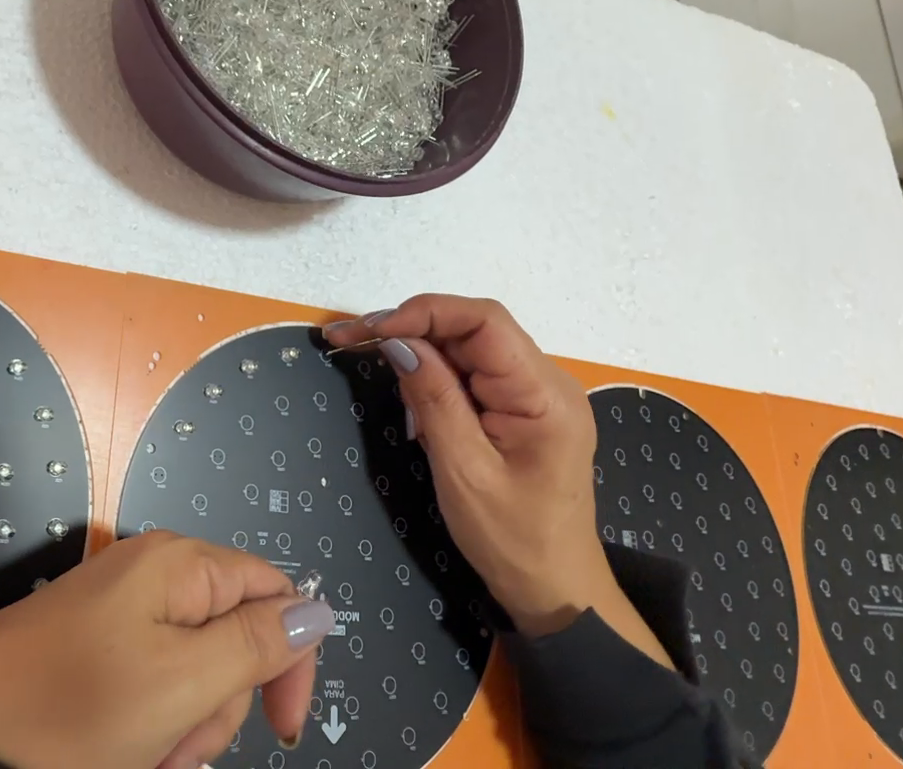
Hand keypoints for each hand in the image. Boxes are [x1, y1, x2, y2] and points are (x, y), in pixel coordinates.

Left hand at [0, 530, 333, 768]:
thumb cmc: (73, 707)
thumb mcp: (182, 682)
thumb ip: (256, 643)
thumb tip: (318, 608)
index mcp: (181, 564)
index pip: (273, 592)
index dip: (289, 658)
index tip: (282, 729)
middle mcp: (157, 574)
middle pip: (234, 638)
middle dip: (217, 705)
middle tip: (175, 745)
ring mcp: (125, 608)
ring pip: (195, 673)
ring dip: (183, 726)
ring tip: (142, 756)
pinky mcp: (101, 641)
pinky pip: (154, 682)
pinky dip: (150, 724)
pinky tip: (123, 752)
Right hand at [323, 296, 670, 665]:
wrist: (554, 590)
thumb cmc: (512, 537)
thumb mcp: (462, 469)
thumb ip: (432, 397)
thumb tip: (396, 340)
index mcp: (543, 394)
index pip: (484, 321)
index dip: (424, 312)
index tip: (372, 330)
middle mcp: (544, 382)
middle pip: (471, 329)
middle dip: (409, 329)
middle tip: (348, 339)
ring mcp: (531, 394)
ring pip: (464, 350)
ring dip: (416, 355)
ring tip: (376, 376)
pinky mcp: (517, 409)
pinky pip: (468, 375)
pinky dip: (431, 380)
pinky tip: (411, 406)